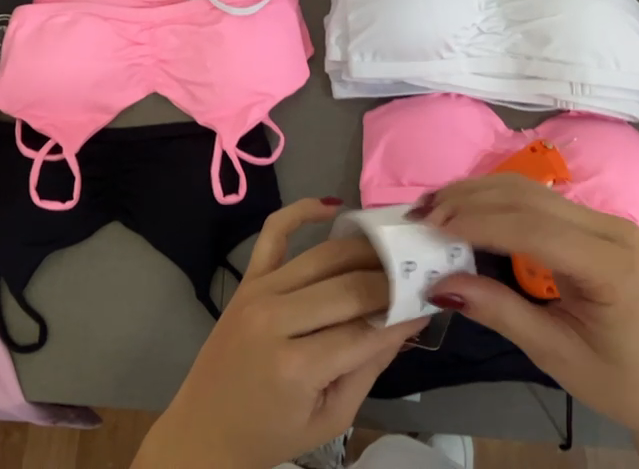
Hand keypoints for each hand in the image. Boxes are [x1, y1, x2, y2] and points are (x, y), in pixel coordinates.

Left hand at [132, 197, 425, 468]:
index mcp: (296, 366)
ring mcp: (258, 291)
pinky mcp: (248, 279)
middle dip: (390, 280)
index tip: (432, 300)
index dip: (402, 314)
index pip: (365, 329)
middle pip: (348, 286)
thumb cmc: (272, 432)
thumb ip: (369, 366)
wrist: (206, 428)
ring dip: (364, 250)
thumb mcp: (331, 417)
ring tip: (394, 251)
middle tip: (419, 275)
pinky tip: (335, 206)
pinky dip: (302, 210)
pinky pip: (274, 232)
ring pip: (323, 256)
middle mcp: (275, 318)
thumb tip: (409, 322)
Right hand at [418, 175, 638, 468]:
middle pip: (528, 198)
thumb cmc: (614, 379)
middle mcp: (612, 228)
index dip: (478, 222)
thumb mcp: (553, 353)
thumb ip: (498, 311)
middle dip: (469, 201)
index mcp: (610, 265)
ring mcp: (604, 219)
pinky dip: (495, 200)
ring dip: (477, 193)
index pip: (534, 228)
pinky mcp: (593, 221)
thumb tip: (438, 285)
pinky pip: (537, 199)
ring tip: (434, 206)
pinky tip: (464, 207)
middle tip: (420, 213)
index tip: (430, 227)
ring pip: (528, 189)